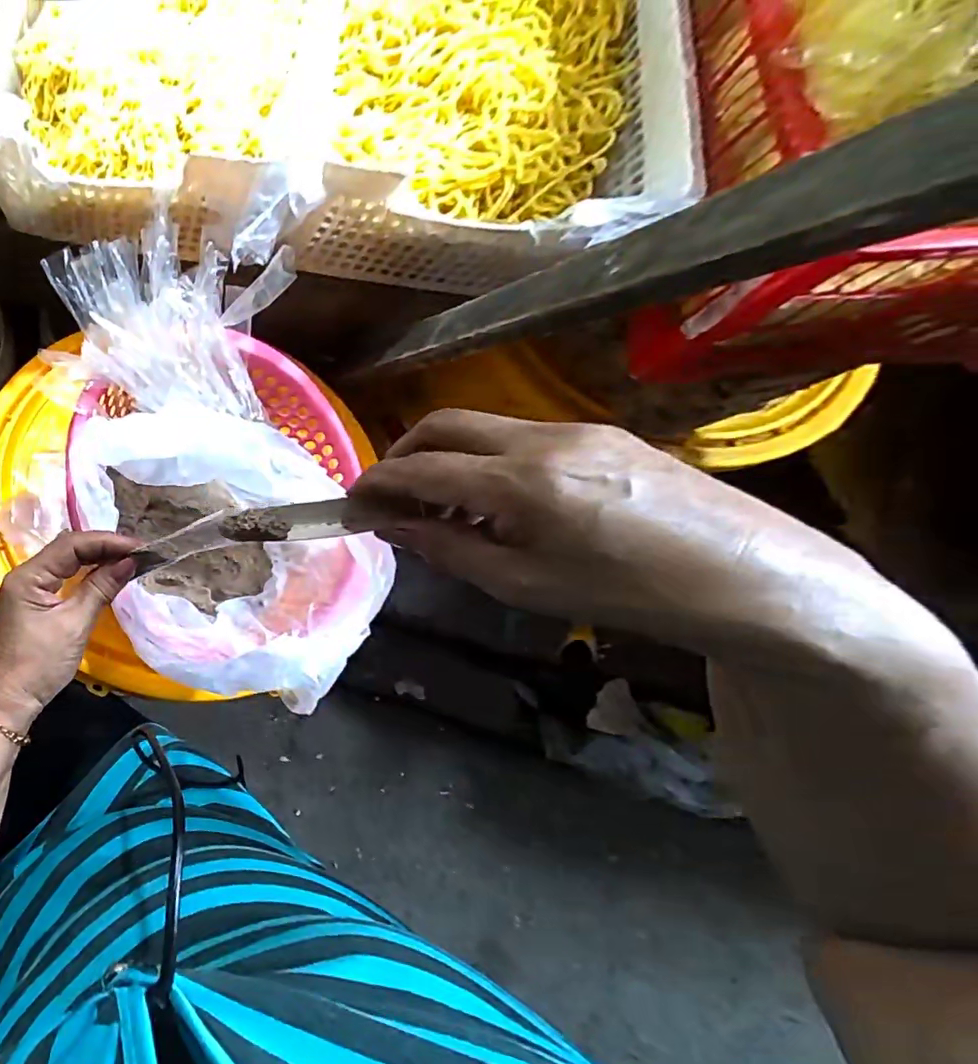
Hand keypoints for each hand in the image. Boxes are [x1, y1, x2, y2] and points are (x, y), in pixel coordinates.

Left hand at [0, 531, 138, 726]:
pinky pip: (60, 576)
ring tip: (126, 559)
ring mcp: (26, 587)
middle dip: (102, 546)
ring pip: (64, 561)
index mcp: (28, 576)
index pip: (70, 545)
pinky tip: (104, 573)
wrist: (10, 697)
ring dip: (95, 558)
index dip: (106, 541)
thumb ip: (100, 588)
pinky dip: (84, 573)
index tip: (138, 546)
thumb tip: (128, 562)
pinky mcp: (32, 600)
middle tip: (137, 551)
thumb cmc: (41, 663)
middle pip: (66, 548)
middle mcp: (24, 574)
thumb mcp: (75, 624)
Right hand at [349, 409, 866, 655]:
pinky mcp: (604, 434)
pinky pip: (518, 435)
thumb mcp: (522, 584)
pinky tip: (495, 499)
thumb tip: (393, 525)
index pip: (420, 467)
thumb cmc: (628, 594)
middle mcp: (542, 440)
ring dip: (442, 455)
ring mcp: (577, 430)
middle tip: (386, 496)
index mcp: (520, 483)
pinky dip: (483, 457)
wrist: (758, 580)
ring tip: (440, 504)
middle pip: (442, 424)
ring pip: (480, 426)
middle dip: (400, 455)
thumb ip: (446, 547)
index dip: (375, 483)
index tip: (350, 504)